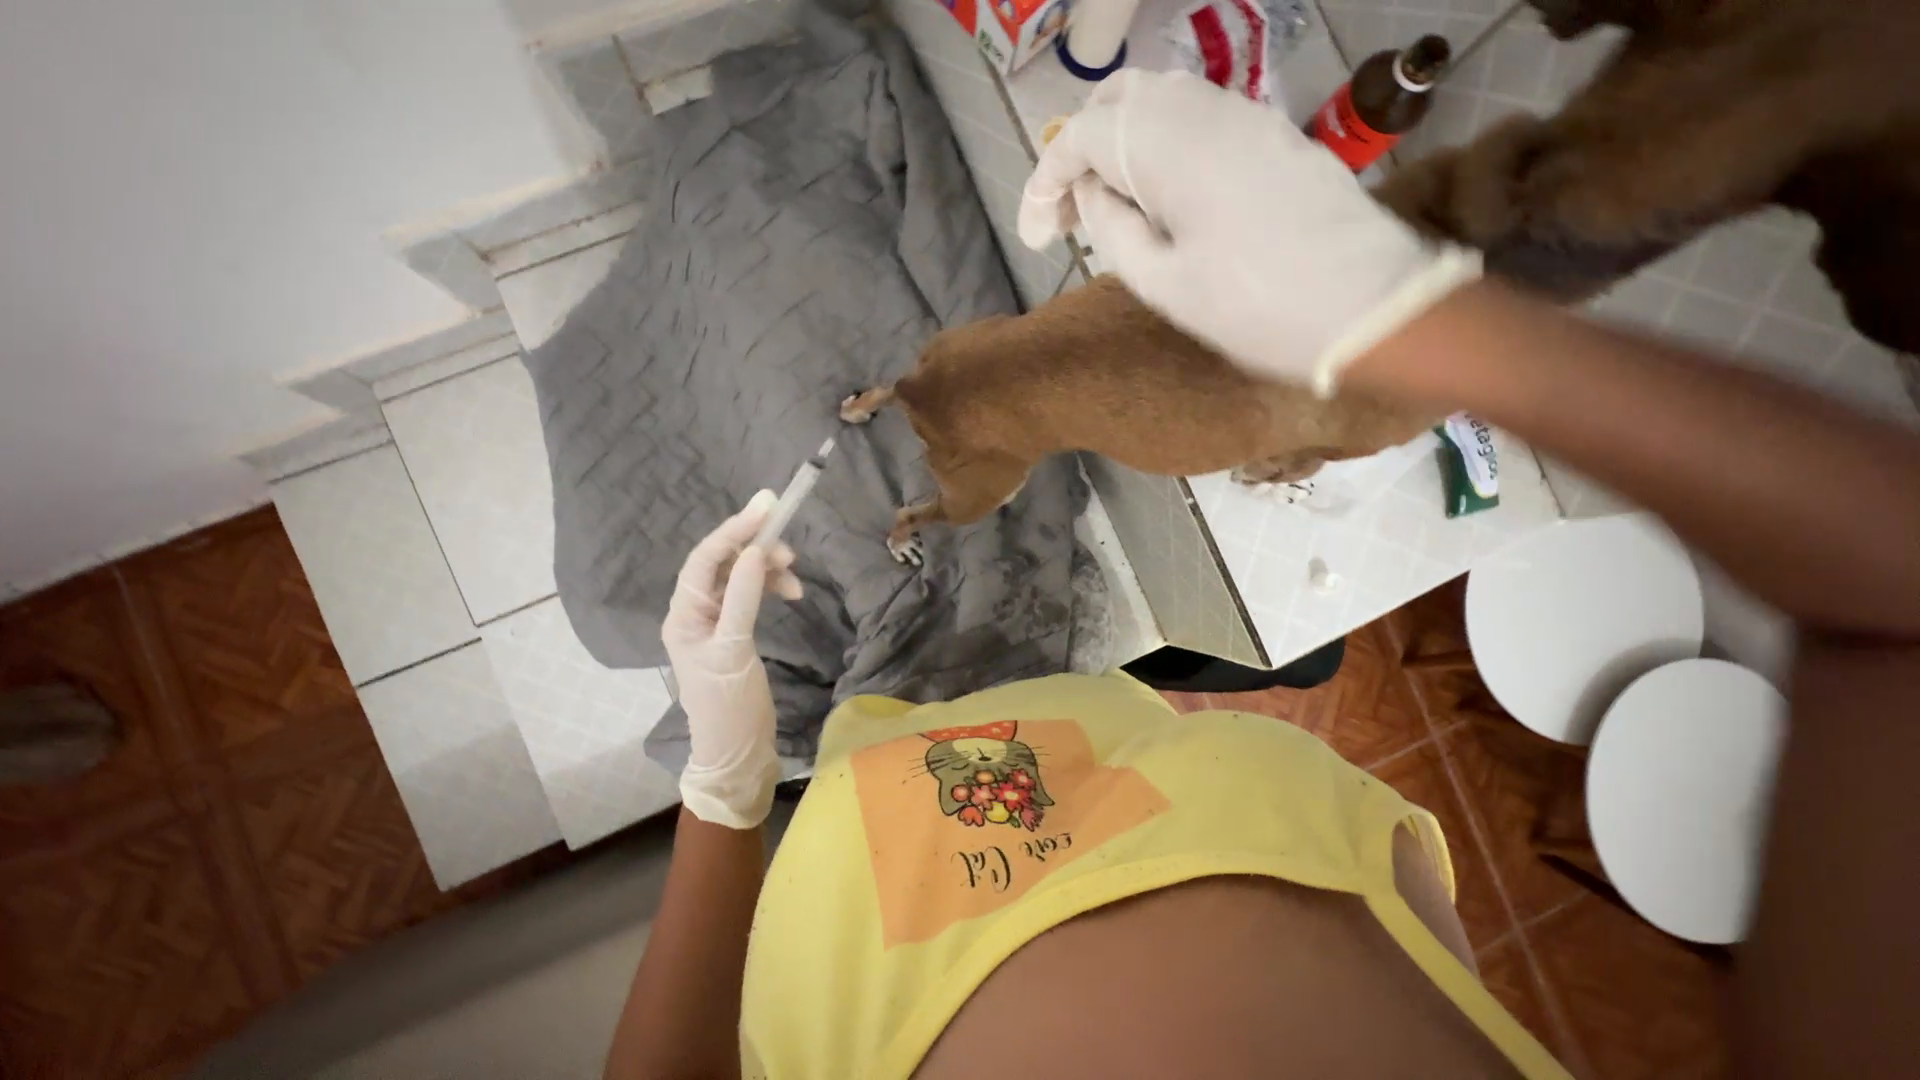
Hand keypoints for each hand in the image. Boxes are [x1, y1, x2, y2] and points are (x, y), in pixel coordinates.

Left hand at [662, 491, 802, 828]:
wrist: (737, 752)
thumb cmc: (729, 704)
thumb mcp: (736, 649)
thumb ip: (745, 597)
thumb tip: (755, 550)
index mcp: (683, 614)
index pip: (706, 559)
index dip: (735, 530)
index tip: (767, 506)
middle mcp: (694, 612)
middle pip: (722, 563)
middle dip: (754, 548)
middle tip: (790, 545)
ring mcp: (714, 623)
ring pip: (740, 577)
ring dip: (766, 569)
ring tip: (795, 573)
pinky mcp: (733, 633)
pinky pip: (750, 595)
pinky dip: (770, 588)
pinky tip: (791, 591)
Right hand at [1018, 69, 1481, 392]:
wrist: (1369, 309)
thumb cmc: (1255, 308)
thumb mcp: (1161, 282)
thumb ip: (1111, 228)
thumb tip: (1092, 194)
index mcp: (1168, 143)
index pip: (1082, 136)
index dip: (1046, 182)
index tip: (1036, 235)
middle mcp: (1204, 110)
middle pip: (1120, 101)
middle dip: (1082, 150)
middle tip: (1069, 212)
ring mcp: (1245, 116)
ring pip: (1162, 103)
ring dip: (1124, 147)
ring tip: (1111, 209)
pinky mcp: (1271, 135)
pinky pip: (1198, 121)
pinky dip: (1163, 149)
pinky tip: (1161, 199)